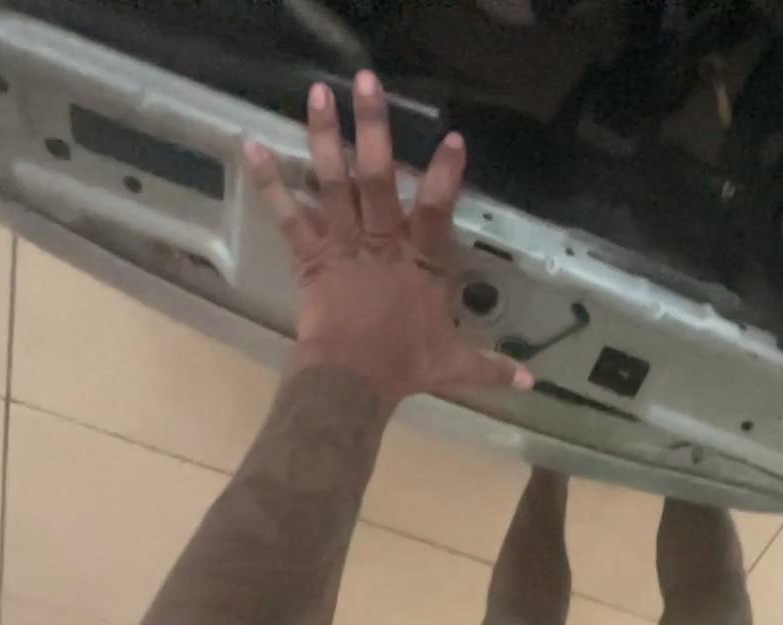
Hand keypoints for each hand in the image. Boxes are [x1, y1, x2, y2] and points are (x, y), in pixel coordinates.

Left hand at [246, 72, 533, 401]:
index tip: (453, 138)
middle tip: (367, 82)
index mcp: (420, 264)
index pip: (437, 211)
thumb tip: (530, 383)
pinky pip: (289, 216)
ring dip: (326, 137)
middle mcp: (382, 243)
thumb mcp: (455, 365)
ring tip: (319, 93)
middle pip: (379, 179)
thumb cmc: (405, 367)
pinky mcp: (311, 257)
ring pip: (335, 184)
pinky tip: (252, 146)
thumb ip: (491, 366)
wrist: (352, 378)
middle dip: (375, 129)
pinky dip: (270, 183)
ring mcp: (344, 245)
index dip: (446, 175)